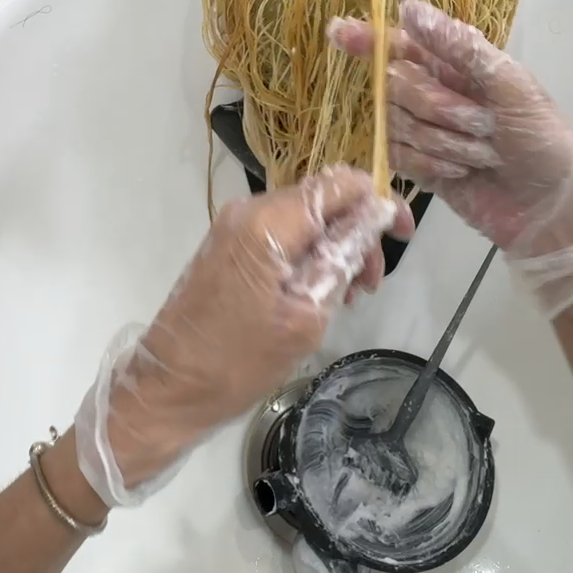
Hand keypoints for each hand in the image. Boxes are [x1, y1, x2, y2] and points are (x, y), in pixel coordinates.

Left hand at [73, 167, 412, 506]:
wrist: (168, 388)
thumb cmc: (239, 361)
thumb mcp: (306, 314)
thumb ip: (342, 255)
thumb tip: (375, 212)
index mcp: (268, 221)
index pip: (338, 184)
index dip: (377, 200)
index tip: (404, 234)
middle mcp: (248, 209)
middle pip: (322, 199)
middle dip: (357, 233)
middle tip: (370, 285)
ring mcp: (232, 225)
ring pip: (303, 217)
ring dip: (334, 247)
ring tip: (348, 296)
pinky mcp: (226, 244)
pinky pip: (280, 233)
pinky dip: (307, 255)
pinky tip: (318, 292)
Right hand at [329, 0, 572, 314]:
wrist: (550, 211)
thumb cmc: (544, 142)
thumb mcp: (512, 86)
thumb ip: (459, 47)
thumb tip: (407, 9)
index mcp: (455, 63)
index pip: (398, 43)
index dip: (367, 37)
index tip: (338, 33)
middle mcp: (431, 91)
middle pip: (394, 84)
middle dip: (436, 106)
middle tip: (482, 125)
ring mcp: (420, 129)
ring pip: (394, 121)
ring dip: (441, 139)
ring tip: (482, 154)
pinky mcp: (415, 164)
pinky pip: (395, 153)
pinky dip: (428, 162)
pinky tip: (460, 172)